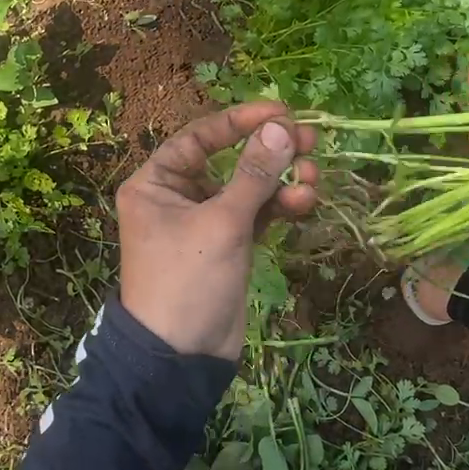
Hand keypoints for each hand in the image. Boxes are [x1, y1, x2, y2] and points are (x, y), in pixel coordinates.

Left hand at [116, 102, 319, 359]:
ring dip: (281, 181)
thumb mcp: (222, 223)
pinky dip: (278, 207)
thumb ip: (254, 174)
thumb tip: (281, 127)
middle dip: (270, 151)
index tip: (282, 111)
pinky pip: (256, 214)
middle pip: (229, 159)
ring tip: (312, 179)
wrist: (182, 358)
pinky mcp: (228, 245)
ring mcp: (205, 221)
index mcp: (156, 182)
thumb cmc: (188, 281)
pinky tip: (304, 201)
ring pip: (248, 188)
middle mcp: (177, 195)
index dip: (241, 120)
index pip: (200, 136)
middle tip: (311, 141)